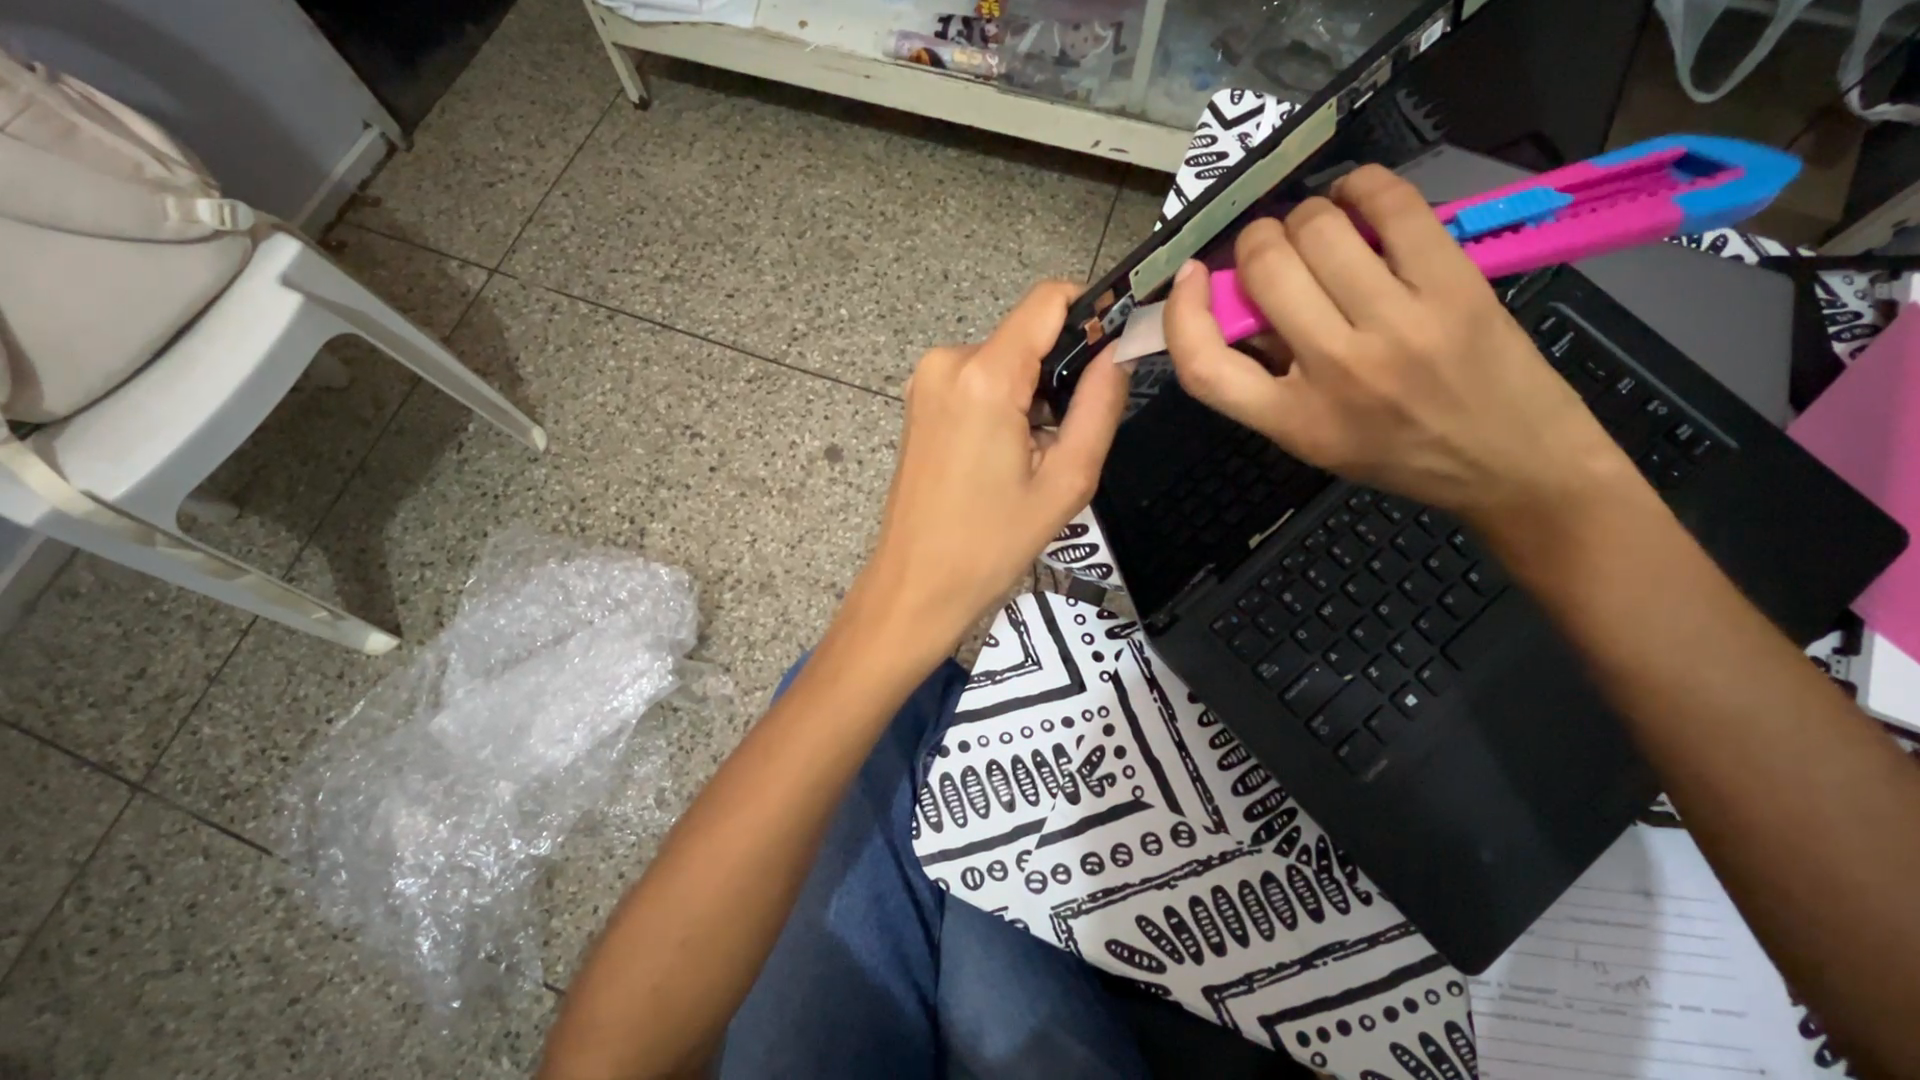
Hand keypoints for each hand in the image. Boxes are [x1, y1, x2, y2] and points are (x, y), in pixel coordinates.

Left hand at [851, 281, 1129, 657]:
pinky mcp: (920, 402)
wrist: (916, 585)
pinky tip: (1006, 456)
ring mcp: (927, 382)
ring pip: (1005, 361)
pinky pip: (979, 381)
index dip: (1092, 310)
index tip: (1118, 342)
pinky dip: (1004, 404)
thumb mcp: (1067, 480)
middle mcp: (947, 363)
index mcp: (984, 377)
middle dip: (1061, 373)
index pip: (1048, 300)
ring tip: (1033, 458)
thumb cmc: (989, 545)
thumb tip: (1117, 354)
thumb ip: (1100, 406)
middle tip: (1070, 435)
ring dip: (1033, 395)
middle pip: (1028, 335)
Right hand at [1162, 165, 1635, 525]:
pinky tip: (1357, 196)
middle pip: (1264, 268)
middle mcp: (1339, 371)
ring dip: (1305, 214)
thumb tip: (1240, 302)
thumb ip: (1268, 379)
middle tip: (1274, 248)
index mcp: (1295, 421)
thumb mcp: (1316, 441)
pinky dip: (1362, 186)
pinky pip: (1391, 205)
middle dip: (1256, 242)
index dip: (1182, 311)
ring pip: (1317, 228)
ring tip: (1320, 226)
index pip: (1203, 364)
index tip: (1191, 277)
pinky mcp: (1453, 285)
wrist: (1516, 464)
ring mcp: (1399, 323)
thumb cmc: (1405, 456)